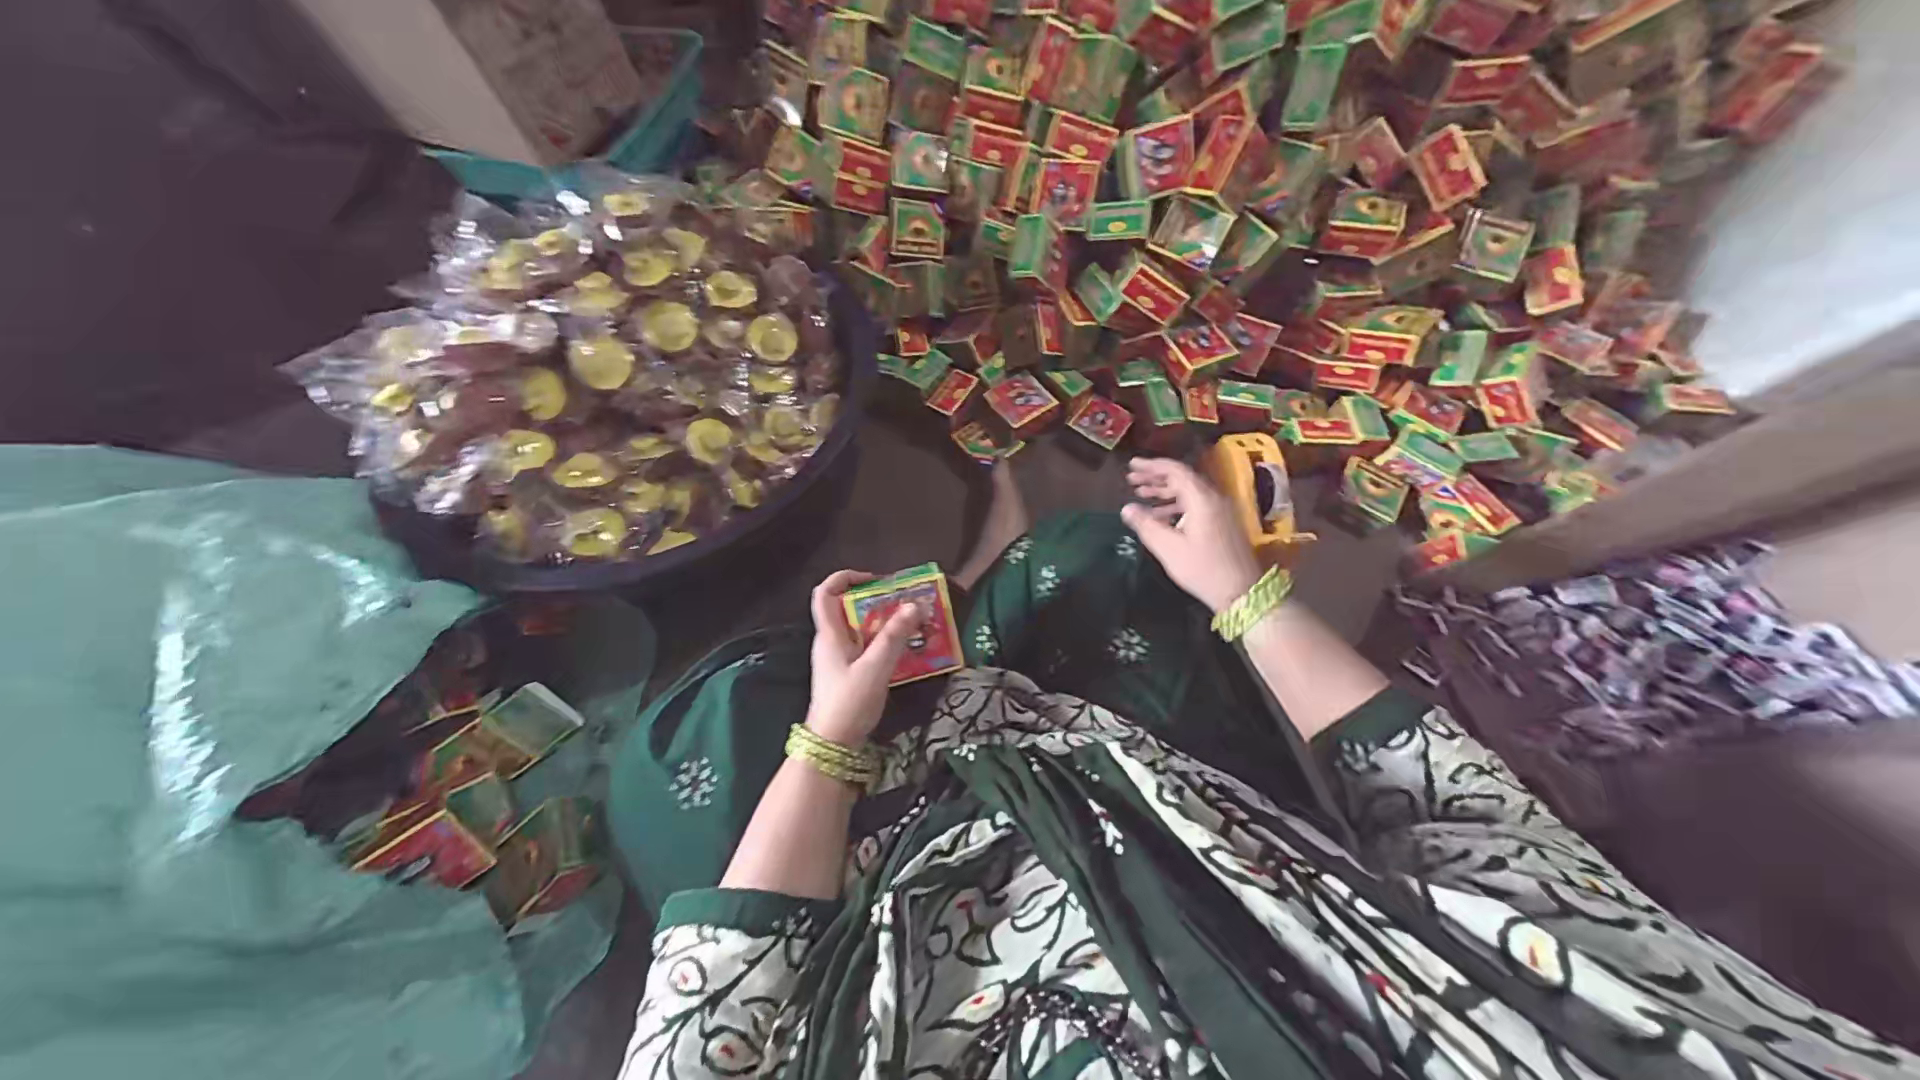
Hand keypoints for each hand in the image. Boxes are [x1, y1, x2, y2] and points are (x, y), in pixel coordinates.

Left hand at [805, 570, 927, 745]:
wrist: (833, 744)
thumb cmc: (849, 702)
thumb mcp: (875, 667)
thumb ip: (894, 636)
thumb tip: (913, 605)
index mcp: (830, 634)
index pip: (825, 593)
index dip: (845, 578)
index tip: (875, 580)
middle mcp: (831, 642)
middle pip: (849, 609)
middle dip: (877, 601)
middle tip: (905, 602)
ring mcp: (839, 658)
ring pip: (861, 629)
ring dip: (885, 623)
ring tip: (913, 623)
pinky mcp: (849, 673)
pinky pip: (866, 647)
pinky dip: (884, 642)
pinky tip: (906, 649)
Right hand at [1121, 457, 1264, 613]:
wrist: (1241, 591)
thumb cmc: (1203, 569)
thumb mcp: (1169, 548)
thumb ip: (1146, 525)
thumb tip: (1127, 508)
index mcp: (1202, 499)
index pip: (1175, 471)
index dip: (1152, 466)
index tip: (1132, 465)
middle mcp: (1214, 498)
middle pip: (1182, 478)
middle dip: (1155, 477)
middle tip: (1131, 479)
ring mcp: (1220, 510)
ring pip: (1188, 491)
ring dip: (1164, 491)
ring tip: (1140, 494)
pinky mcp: (1222, 522)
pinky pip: (1195, 503)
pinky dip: (1175, 504)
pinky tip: (1159, 515)